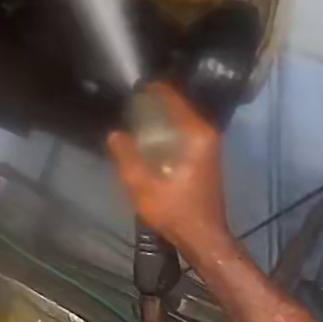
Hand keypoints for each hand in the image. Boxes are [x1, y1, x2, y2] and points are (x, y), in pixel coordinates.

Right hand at [106, 83, 230, 258]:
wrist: (202, 237)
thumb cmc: (174, 210)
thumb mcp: (142, 183)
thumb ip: (126, 155)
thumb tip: (115, 133)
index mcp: (196, 136)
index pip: (175, 100)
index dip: (155, 90)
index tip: (135, 83)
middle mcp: (206, 136)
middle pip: (178, 108)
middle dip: (154, 102)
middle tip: (129, 98)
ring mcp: (207, 148)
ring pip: (180, 122)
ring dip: (159, 117)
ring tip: (133, 113)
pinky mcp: (203, 159)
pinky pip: (181, 133)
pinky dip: (165, 130)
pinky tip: (145, 135)